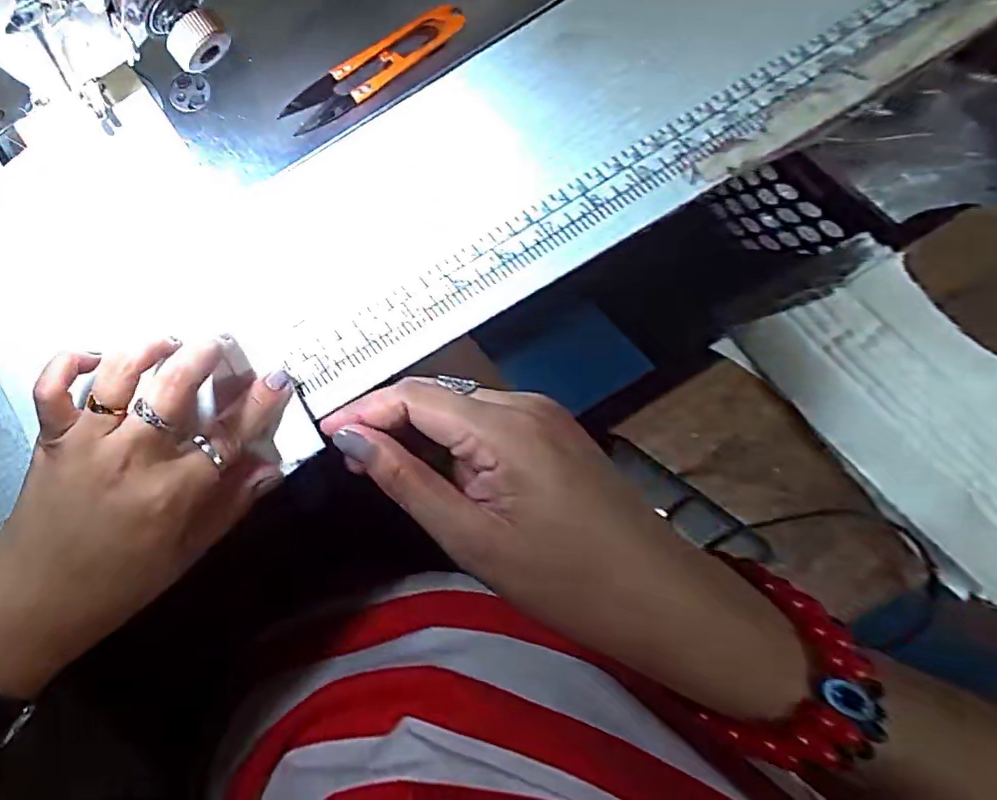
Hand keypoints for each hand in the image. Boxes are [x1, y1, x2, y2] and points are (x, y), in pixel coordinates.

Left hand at [0, 337, 294, 699]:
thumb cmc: (117, 585)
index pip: (226, 436)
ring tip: (167, 342)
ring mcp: (87, 443)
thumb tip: (270, 467)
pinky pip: (51, 388)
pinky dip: (67, 362)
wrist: (35, 605)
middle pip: (174, 389)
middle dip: (203, 356)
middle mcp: (132, 458)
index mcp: (171, 494)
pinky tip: (93, 357)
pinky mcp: (51, 438)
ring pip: (120, 376)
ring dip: (147, 350)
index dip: (257, 404)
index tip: (276, 376)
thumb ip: (228, 508)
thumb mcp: (183, 557)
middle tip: (218, 342)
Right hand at [321, 378, 808, 719]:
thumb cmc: (566, 581)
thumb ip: (405, 481)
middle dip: (387, 419)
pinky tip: (440, 468)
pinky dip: (452, 437)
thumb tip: (351, 440)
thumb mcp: (471, 537)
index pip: (412, 396)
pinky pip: (486, 419)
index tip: (327, 435)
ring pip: (457, 405)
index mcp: (502, 427)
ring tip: (387, 466)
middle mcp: (521, 403)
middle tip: (352, 458)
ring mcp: (542, 413)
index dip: (363, 410)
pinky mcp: (553, 428)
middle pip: (434, 394)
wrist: (669, 603)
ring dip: (418, 428)